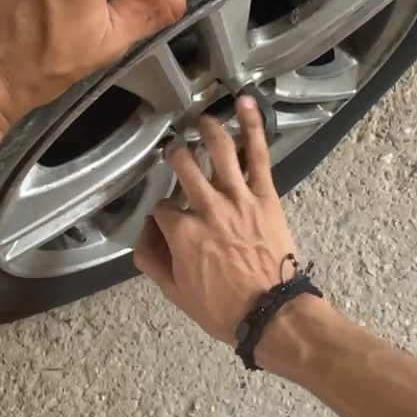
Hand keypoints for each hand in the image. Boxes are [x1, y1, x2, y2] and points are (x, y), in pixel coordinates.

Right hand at [133, 96, 301, 345]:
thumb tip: (144, 232)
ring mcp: (237, 197)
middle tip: (174, 152)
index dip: (162, 214)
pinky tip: (245, 103)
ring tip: (200, 119)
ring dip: (207, 129)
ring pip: (218, 150)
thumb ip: (152, 260)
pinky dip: (252, 126)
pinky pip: (258, 155)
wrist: (272, 313)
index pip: (161, 208)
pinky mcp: (265, 195)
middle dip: (174, 155)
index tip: (169, 221)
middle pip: (182, 165)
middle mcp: (206, 207)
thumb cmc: (224, 309)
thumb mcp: (175, 294)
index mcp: (182, 232)